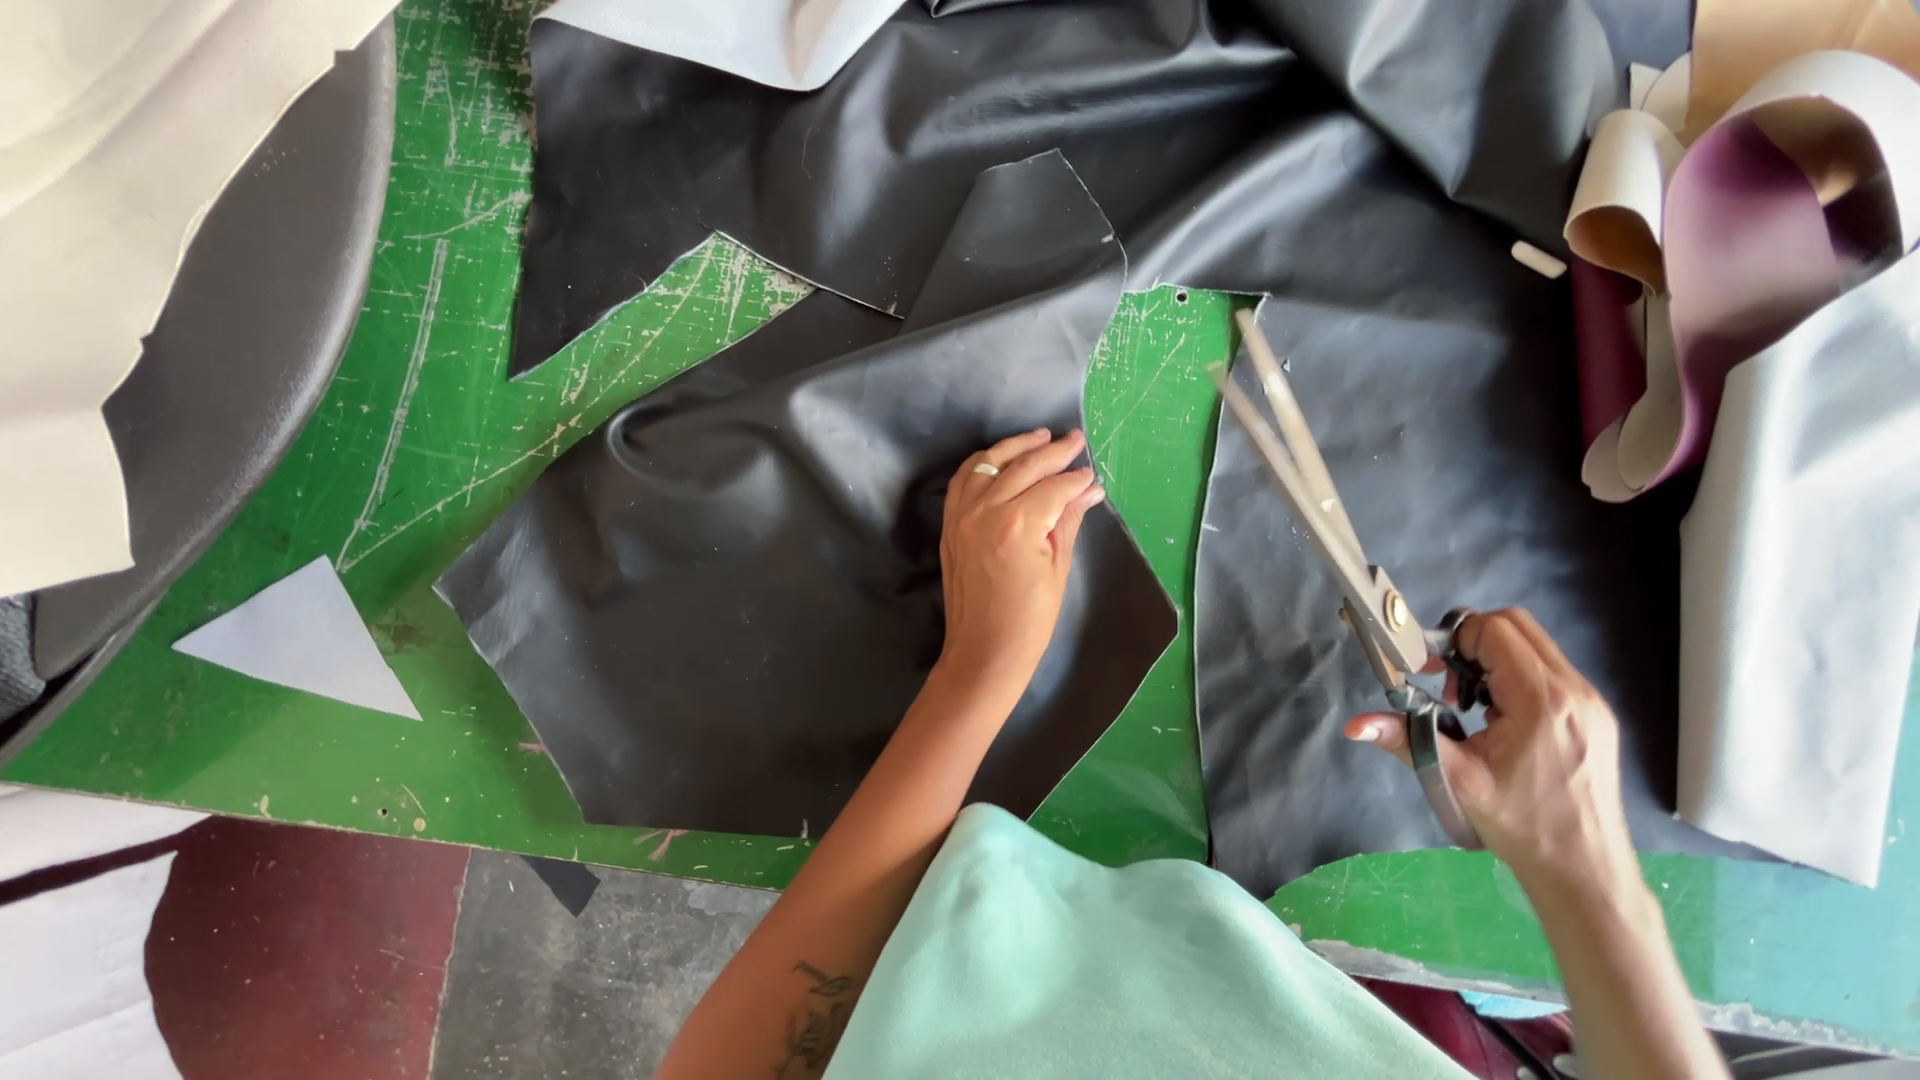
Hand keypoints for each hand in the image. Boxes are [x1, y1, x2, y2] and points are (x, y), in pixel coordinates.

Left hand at [937, 428, 1104, 687]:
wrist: (984, 651)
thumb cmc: (1030, 619)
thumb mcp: (1058, 568)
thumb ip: (1068, 520)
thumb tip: (1089, 489)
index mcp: (1018, 523)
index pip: (1054, 488)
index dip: (1076, 479)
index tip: (1091, 475)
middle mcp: (986, 510)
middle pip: (1023, 467)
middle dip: (1053, 451)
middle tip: (1075, 439)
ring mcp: (962, 515)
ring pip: (989, 464)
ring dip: (1016, 447)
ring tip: (1040, 437)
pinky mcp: (950, 523)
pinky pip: (965, 479)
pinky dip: (983, 463)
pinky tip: (1000, 458)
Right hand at [1344, 608, 1637, 886]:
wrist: (1585, 870)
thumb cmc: (1522, 825)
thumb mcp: (1457, 780)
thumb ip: (1406, 740)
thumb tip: (1353, 726)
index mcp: (1543, 702)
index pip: (1497, 631)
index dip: (1457, 640)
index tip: (1434, 672)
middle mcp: (1576, 692)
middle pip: (1518, 625)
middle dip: (1473, 641)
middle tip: (1449, 682)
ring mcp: (1592, 702)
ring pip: (1536, 645)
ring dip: (1494, 658)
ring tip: (1470, 704)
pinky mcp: (1596, 715)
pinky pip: (1550, 669)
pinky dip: (1516, 675)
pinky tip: (1497, 716)